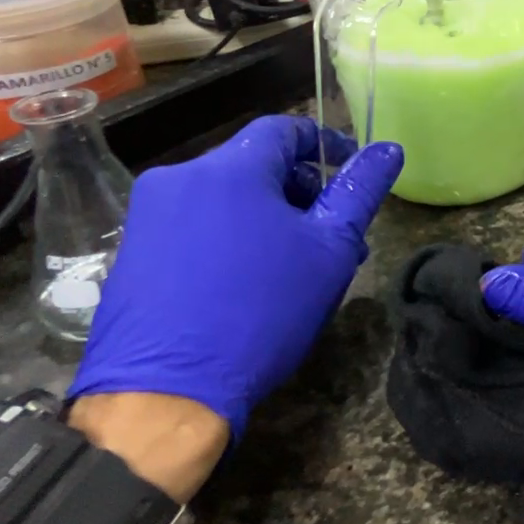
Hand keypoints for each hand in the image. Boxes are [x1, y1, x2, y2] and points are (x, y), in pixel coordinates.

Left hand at [69, 116, 403, 438]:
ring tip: (298, 261)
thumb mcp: (330, 249)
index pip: (284, 128)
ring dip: (269, 215)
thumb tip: (389, 149)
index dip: (325, 142)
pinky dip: (233, 236)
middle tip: (332, 230)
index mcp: (228, 169)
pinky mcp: (134, 254)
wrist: (165, 395)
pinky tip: (253, 279)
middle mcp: (180, 180)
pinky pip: (197, 224)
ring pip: (226, 195)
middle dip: (301, 188)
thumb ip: (361, 191)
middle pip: (254, 163)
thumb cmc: (262, 309)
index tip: (351, 170)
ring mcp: (149, 218)